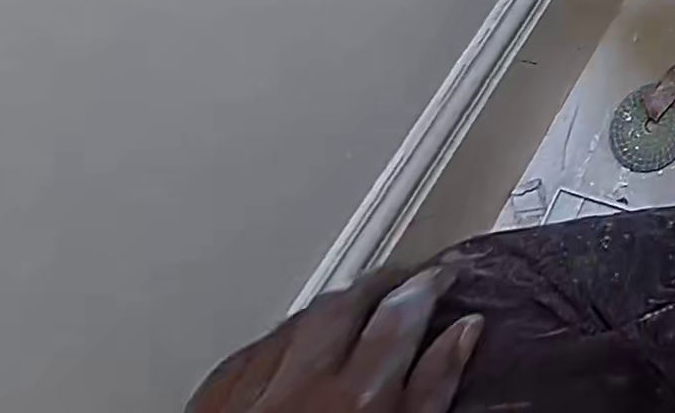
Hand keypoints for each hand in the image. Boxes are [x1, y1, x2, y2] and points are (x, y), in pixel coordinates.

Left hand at [186, 266, 481, 412]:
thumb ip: (434, 389)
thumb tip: (465, 331)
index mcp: (357, 401)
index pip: (404, 310)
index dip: (431, 282)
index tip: (446, 275)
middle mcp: (304, 385)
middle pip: (352, 301)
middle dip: (384, 283)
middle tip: (406, 281)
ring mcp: (251, 392)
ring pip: (305, 317)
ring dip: (338, 305)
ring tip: (359, 306)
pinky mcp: (209, 403)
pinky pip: (255, 348)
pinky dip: (286, 337)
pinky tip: (298, 343)